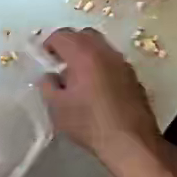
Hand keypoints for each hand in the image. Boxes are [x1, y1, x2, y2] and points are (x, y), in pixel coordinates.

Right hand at [39, 28, 169, 171]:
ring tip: (76, 76)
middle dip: (69, 43)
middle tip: (59, 62)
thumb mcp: (57, 106)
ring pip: (101, 46)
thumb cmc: (88, 123)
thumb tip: (50, 75)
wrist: (130, 142)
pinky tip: (95, 87)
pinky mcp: (133, 76)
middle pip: (84, 34)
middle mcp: (105, 52)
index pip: (62, 35)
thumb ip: (48, 85)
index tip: (44, 59)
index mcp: (83, 55)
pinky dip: (99, 64)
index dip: (49, 44)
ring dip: (86, 53)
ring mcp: (122, 63)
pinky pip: (112, 61)